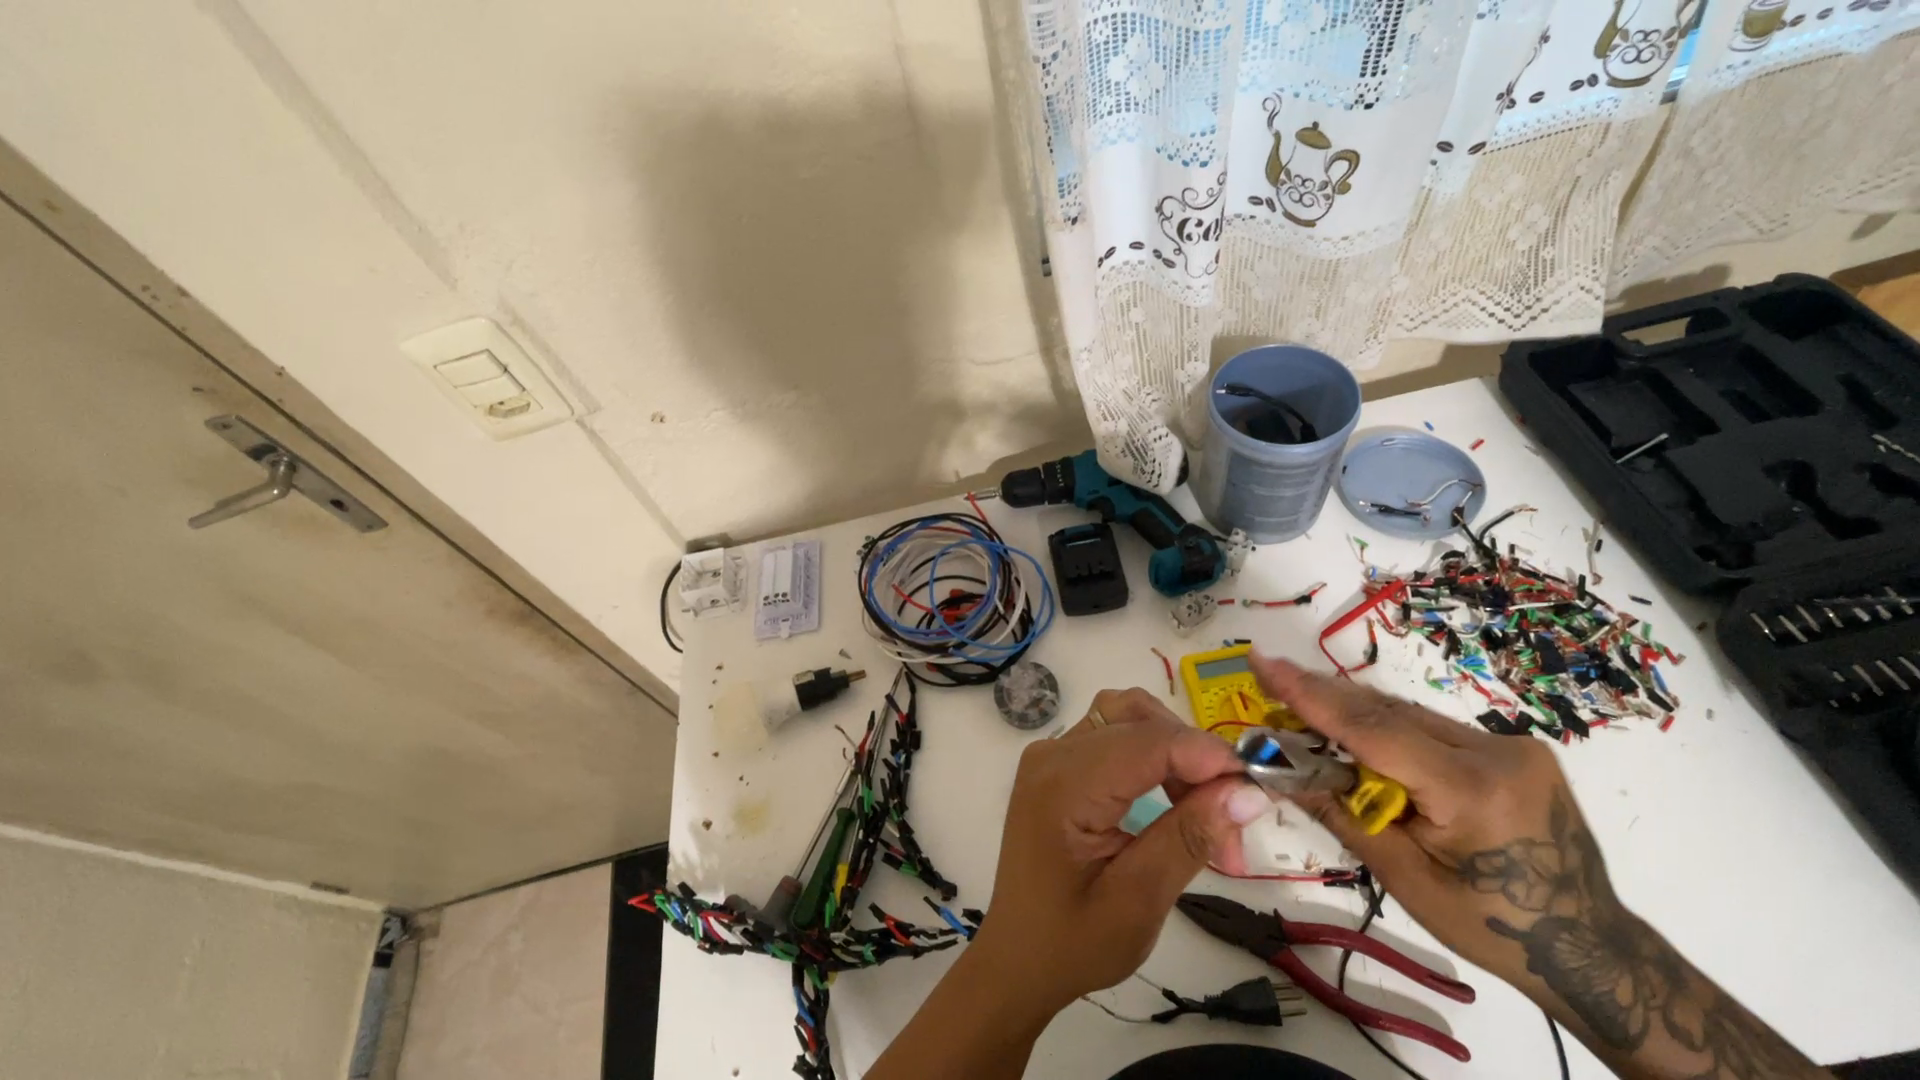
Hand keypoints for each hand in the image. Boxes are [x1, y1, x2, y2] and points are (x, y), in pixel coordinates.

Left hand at [969, 688, 1274, 1016]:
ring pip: (1132, 720)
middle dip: (1196, 759)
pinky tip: (1178, 804)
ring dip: (1180, 755)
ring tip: (1209, 816)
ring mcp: (1053, 756)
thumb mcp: (1138, 901)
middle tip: (1231, 822)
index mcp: (1063, 786)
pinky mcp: (1061, 766)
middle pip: (1140, 720)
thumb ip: (1188, 838)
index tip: (1258, 793)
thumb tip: (1246, 792)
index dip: (1209, 755)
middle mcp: (1053, 755)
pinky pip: (1118, 738)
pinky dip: (1157, 759)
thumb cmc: (1072, 941)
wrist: (1018, 958)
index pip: (1149, 741)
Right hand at [1248, 653, 1617, 982]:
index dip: (1312, 696)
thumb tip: (1280, 771)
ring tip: (1299, 705)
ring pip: (1411, 717)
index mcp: (1472, 789)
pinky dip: (1390, 731)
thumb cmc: (1489, 926)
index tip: (1265, 663)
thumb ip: (1344, 814)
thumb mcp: (1405, 878)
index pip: (1375, 731)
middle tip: (1270, 677)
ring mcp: (1513, 746)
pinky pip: (1434, 730)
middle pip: (1390, 714)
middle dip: (1324, 698)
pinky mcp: (1515, 751)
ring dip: (1355, 715)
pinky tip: (1357, 737)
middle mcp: (1498, 751)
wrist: (1589, 947)